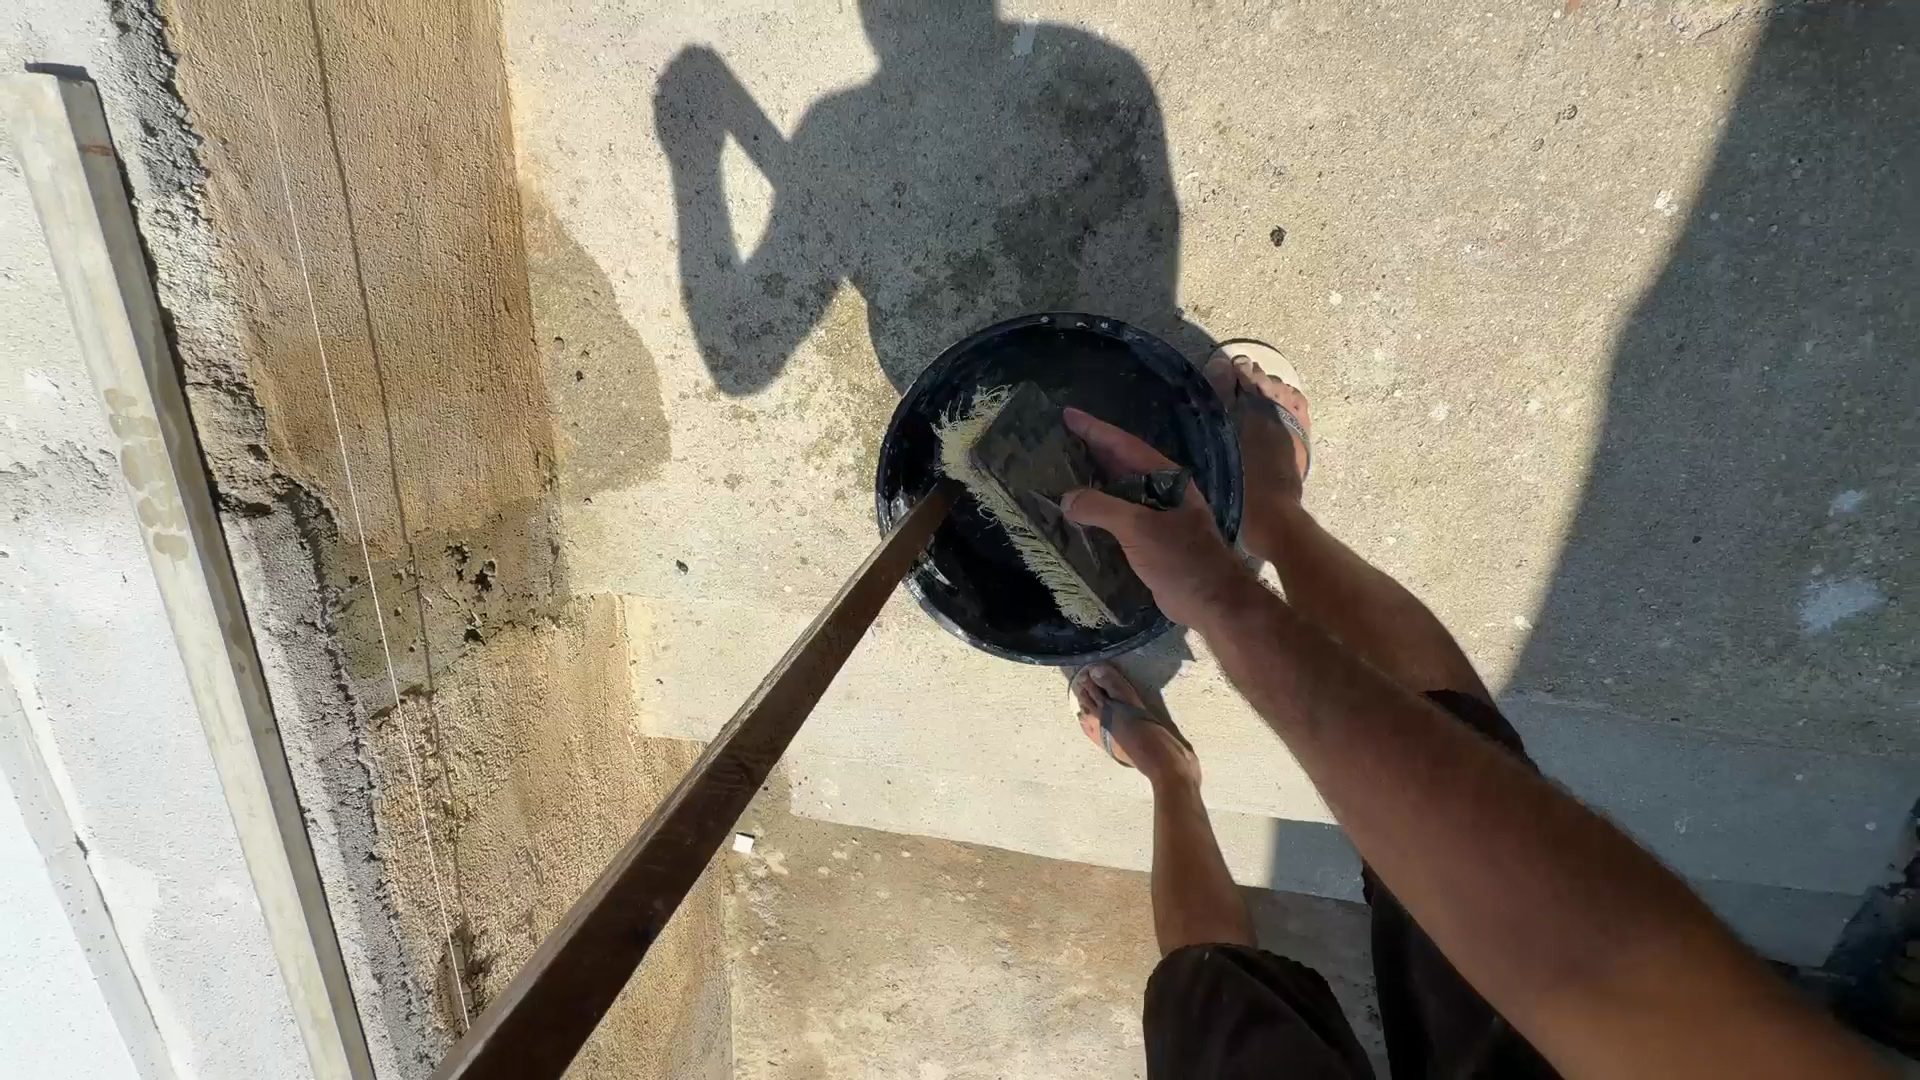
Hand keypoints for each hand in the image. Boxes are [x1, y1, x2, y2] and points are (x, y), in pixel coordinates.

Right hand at [1060, 408, 1254, 629]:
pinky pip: (1116, 518)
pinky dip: (1095, 512)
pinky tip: (1075, 514)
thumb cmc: (1182, 559)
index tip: (1067, 415)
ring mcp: (1155, 517)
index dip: (1095, 430)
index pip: (1124, 445)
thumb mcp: (1140, 528)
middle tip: (1056, 440)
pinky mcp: (1148, 541)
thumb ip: (1103, 508)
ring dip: (1089, 482)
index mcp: (1166, 479)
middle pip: (1119, 464)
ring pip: (1116, 491)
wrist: (1211, 602)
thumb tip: (1067, 498)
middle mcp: (1161, 492)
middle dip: (1089, 451)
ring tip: (1058, 473)